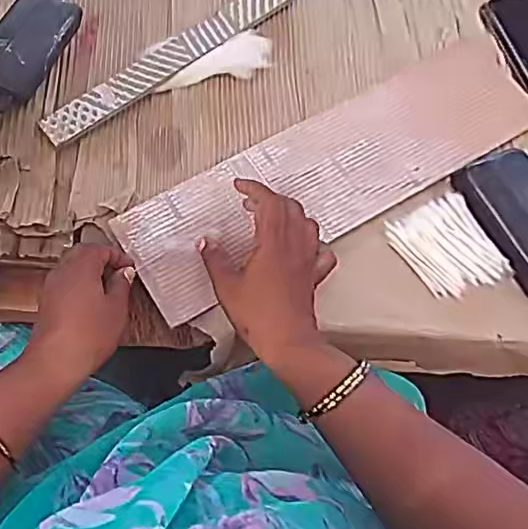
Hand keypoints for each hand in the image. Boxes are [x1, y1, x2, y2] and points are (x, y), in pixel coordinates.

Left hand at [23, 243, 135, 384]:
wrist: (56, 360)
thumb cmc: (89, 335)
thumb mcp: (117, 308)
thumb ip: (121, 285)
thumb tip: (124, 273)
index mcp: (81, 266)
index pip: (99, 249)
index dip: (117, 255)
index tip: (129, 267)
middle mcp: (62, 271)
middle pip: (82, 254)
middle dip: (101, 260)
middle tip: (119, 274)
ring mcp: (51, 286)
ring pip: (71, 269)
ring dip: (88, 273)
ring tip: (107, 290)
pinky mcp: (46, 302)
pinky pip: (64, 284)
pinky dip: (78, 286)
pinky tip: (90, 304)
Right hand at [198, 180, 338, 372]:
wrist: (288, 342)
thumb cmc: (259, 316)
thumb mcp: (226, 286)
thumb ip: (215, 259)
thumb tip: (207, 243)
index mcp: (272, 244)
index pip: (269, 203)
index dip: (254, 189)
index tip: (240, 186)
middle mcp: (295, 247)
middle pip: (289, 208)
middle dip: (269, 198)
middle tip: (249, 201)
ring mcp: (307, 261)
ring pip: (307, 223)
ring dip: (290, 213)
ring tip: (272, 216)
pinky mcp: (313, 276)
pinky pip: (320, 249)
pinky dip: (311, 239)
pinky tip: (301, 244)